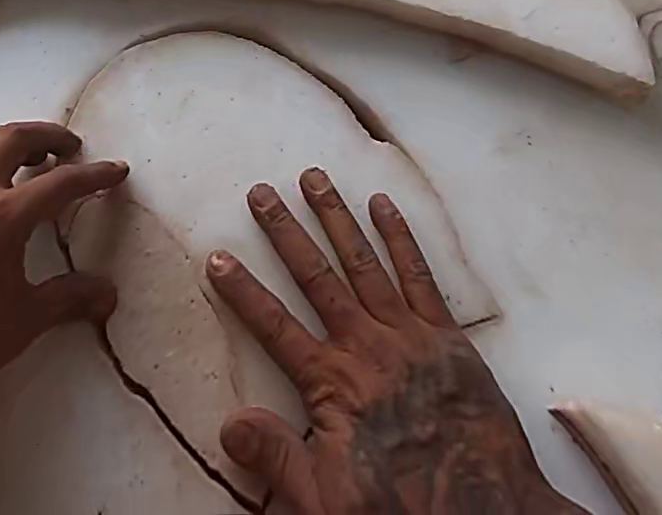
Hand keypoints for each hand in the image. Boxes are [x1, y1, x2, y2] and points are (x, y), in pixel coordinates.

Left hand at [0, 122, 128, 514]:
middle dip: (49, 136)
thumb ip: (68, 298)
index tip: (116, 171)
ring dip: (3, 135)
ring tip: (23, 151)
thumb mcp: (19, 325)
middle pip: (13, 138)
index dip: (95, 176)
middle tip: (70, 147)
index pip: (61, 183)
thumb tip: (108, 293)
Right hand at [207, 169, 581, 513]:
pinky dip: (399, 237)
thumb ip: (278, 459)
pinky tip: (383, 204)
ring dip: (335, 218)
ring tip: (315, 178)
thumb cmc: (404, 509)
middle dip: (284, 231)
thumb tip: (227, 423)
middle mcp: (365, 343)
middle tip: (261, 192)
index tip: (217, 258)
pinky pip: (418, 274)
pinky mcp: (444, 333)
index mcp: (333, 381)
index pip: (274, 325)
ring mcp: (406, 332)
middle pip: (315, 275)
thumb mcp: (329, 501)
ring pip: (362, 261)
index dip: (242, 291)